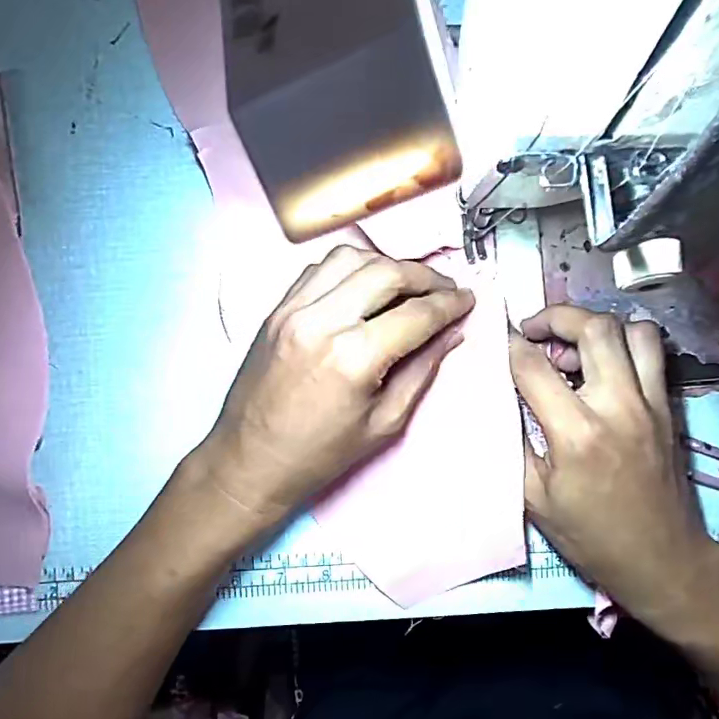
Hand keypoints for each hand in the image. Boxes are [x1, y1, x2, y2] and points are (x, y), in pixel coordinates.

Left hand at [188, 244, 472, 528]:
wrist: (250, 460)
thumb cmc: (322, 453)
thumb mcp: (386, 422)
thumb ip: (422, 370)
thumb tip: (452, 333)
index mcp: (353, 358)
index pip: (416, 314)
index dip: (450, 304)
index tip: (468, 301)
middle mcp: (321, 322)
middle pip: (386, 272)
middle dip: (426, 276)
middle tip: (446, 289)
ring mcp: (292, 310)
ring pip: (351, 257)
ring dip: (388, 264)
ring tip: (409, 285)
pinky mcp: (276, 309)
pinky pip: (319, 268)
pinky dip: (352, 268)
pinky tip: (367, 288)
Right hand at [509, 306, 718, 628]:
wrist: (660, 558)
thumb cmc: (591, 536)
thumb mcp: (536, 498)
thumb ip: (516, 441)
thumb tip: (503, 397)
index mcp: (576, 433)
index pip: (533, 366)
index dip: (508, 344)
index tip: (497, 339)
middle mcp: (617, 406)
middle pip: (592, 328)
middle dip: (555, 317)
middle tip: (534, 332)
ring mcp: (649, 403)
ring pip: (631, 330)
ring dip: (598, 326)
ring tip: (574, 347)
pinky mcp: (668, 407)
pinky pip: (653, 353)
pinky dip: (627, 343)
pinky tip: (606, 364)